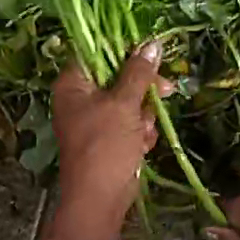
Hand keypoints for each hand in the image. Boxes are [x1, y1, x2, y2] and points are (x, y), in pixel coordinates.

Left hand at [51, 41, 168, 214]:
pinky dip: (140, 132)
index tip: (151, 55)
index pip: (97, 52)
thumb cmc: (105, 145)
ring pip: (130, 102)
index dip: (124, 51)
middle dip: (143, 89)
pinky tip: (141, 145)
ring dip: (144, 115)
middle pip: (119, 77)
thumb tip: (152, 44)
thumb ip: (139, 73)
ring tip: (142, 131)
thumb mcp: (124, 103)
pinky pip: (131, 123)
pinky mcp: (110, 138)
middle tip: (166, 90)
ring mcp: (96, 119)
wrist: (100, 195)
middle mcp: (81, 98)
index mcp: (73, 83)